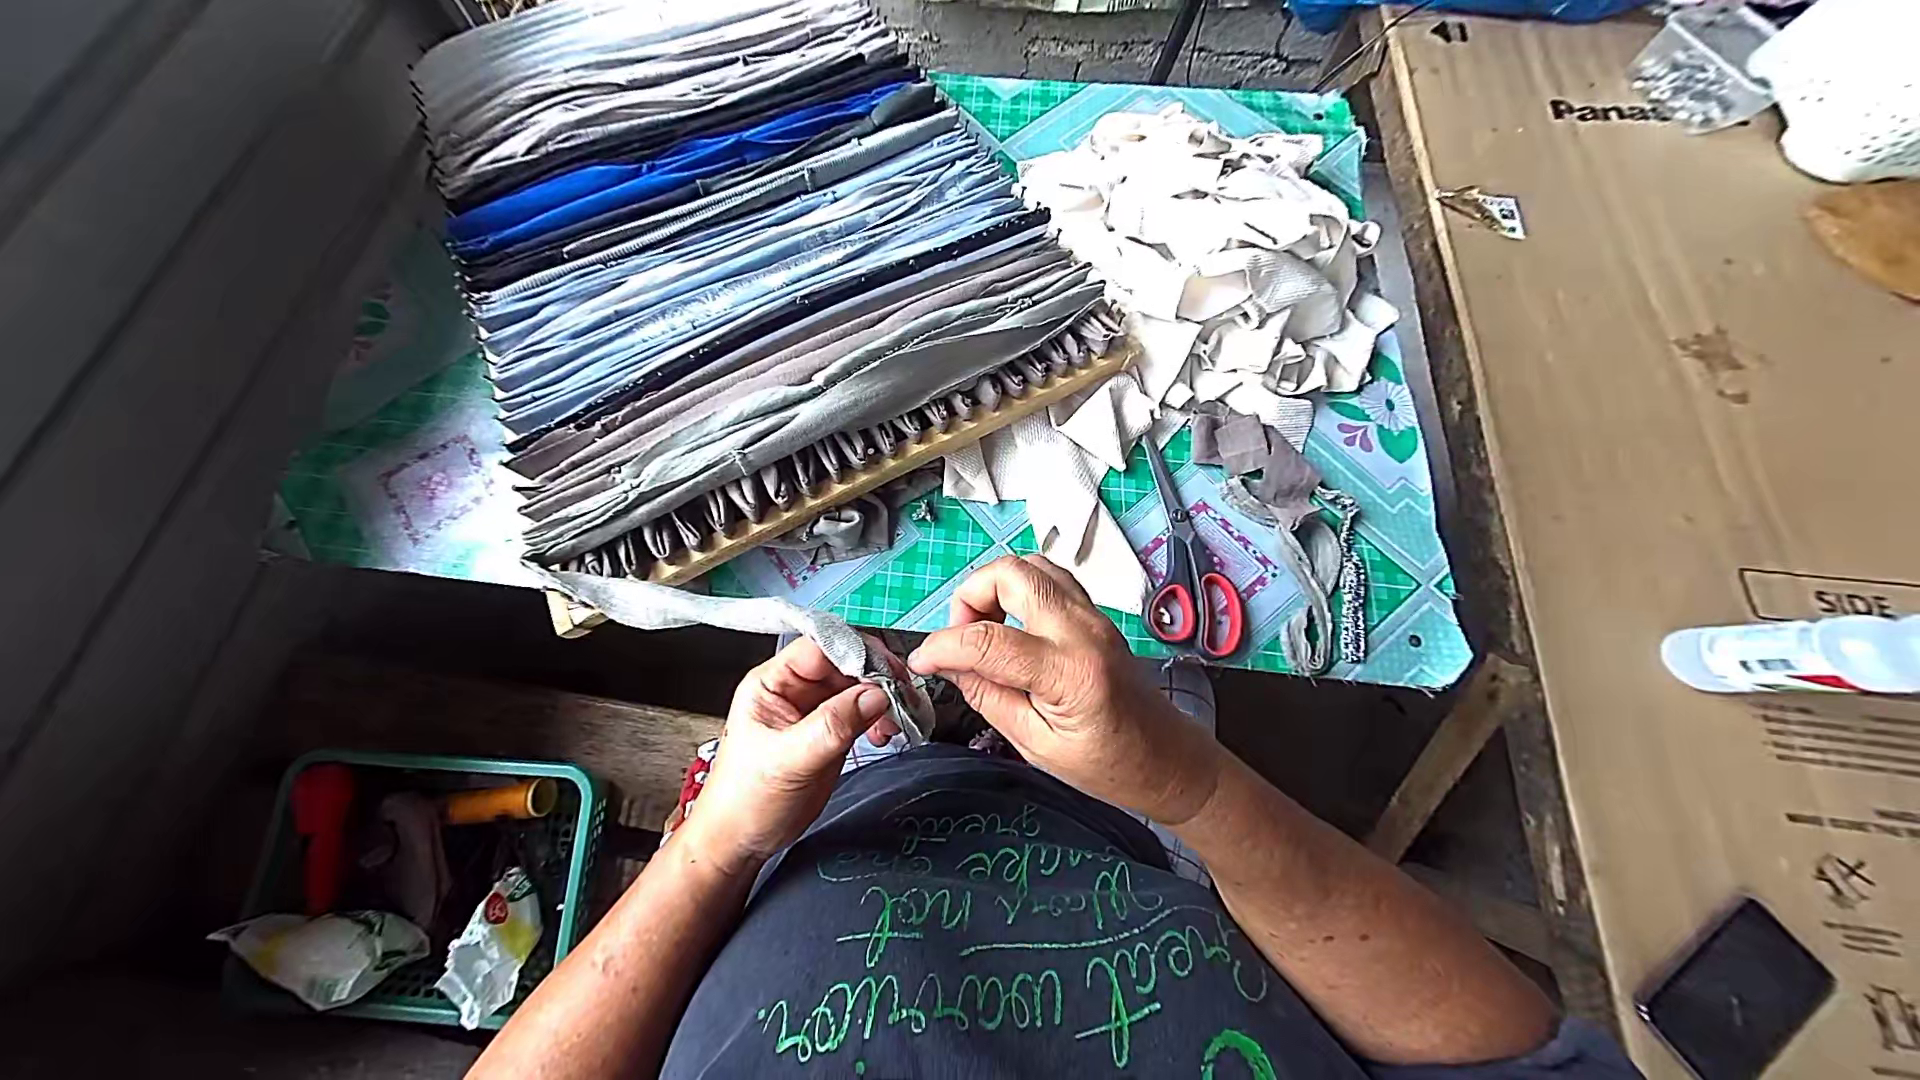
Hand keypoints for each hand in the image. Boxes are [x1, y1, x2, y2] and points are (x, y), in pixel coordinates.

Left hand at [684, 637, 899, 873]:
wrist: (742, 840)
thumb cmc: (744, 800)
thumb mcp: (787, 760)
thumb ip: (831, 725)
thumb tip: (874, 695)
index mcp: (772, 682)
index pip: (820, 647)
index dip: (855, 652)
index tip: (885, 670)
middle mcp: (795, 688)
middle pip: (846, 661)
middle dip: (877, 676)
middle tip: (900, 695)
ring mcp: (815, 708)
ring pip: (860, 684)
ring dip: (884, 697)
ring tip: (897, 717)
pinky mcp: (833, 728)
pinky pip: (865, 708)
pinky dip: (883, 715)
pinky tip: (887, 731)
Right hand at [907, 555, 1225, 824]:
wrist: (1168, 759)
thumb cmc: (1109, 766)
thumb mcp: (1036, 745)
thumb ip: (987, 696)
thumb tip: (948, 664)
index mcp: (1069, 673)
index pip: (987, 640)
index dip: (942, 646)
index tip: (922, 660)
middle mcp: (1083, 630)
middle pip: (1011, 573)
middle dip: (969, 596)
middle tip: (960, 638)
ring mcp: (1093, 615)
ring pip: (1030, 565)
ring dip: (994, 587)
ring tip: (985, 629)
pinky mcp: (1095, 614)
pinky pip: (1049, 578)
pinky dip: (1019, 588)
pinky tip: (1012, 623)